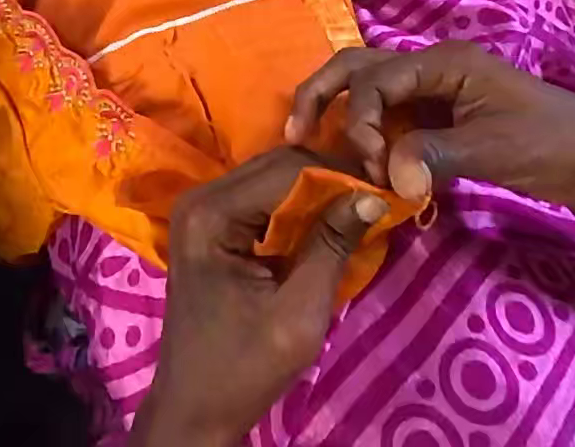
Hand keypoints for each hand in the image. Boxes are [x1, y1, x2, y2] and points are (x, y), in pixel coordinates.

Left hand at [130, 148, 388, 446]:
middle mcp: (202, 196)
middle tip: (372, 192)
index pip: (284, 170)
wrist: (193, 410)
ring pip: (271, 174)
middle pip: (276, 164)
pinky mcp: (211, 219)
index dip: (336, 174)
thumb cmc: (243, 370)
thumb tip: (372, 195)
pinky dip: (296, 202)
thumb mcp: (298, 316)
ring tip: (356, 200)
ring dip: (314, 186)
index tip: (380, 186)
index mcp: (211, 214)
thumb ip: (331, 247)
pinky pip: (261, 193)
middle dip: (327, 175)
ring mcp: (203, 205)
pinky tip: (325, 215)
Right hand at [283, 42, 574, 212]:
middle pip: (358, 65)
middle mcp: (428, 66)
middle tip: (295, 131)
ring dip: (339, 112)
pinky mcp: (433, 116)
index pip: (377, 78)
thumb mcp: (492, 148)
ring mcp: (430, 91)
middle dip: (323, 93)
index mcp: (441, 61)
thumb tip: (385, 179)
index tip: (370, 165)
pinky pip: (386, 117)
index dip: (361, 119)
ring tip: (309, 141)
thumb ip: (434, 156)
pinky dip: (364, 133)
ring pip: (367, 88)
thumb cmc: (549, 143)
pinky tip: (352, 159)